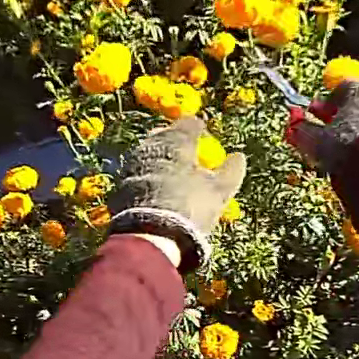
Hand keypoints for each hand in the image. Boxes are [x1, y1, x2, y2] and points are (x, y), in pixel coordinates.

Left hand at [107, 116, 246, 272]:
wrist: (151, 235)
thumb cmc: (191, 207)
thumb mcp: (219, 191)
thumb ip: (230, 171)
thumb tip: (239, 157)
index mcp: (177, 141)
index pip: (189, 124)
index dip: (198, 128)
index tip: (203, 134)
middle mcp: (152, 146)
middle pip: (164, 135)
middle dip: (174, 140)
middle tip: (184, 152)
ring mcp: (133, 164)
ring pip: (147, 153)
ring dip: (158, 158)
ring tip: (168, 171)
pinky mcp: (120, 185)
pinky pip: (137, 173)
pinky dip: (146, 176)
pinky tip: (153, 188)